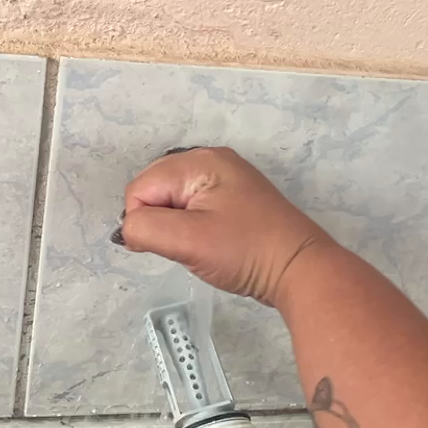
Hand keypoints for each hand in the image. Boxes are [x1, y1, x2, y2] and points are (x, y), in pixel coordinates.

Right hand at [119, 147, 335, 306]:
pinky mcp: (232, 196)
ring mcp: (224, 177)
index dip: (145, 221)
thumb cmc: (245, 252)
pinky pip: (192, 205)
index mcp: (199, 161)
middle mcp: (209, 159)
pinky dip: (190, 226)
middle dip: (159, 221)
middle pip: (154, 188)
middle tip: (187, 246)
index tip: (171, 245)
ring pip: (171, 199)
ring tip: (200, 244)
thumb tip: (128, 229)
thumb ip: (145, 228)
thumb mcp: (188, 241)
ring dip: (174, 225)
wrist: (300, 268)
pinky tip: (209, 241)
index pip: (140, 187)